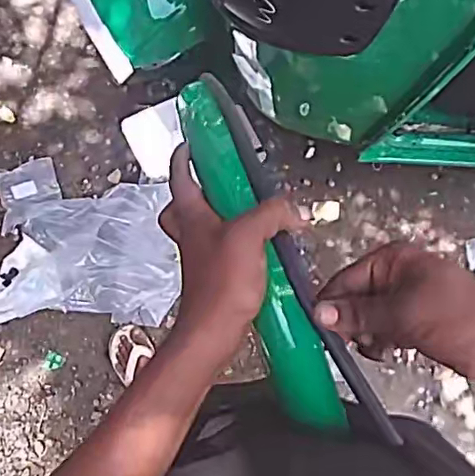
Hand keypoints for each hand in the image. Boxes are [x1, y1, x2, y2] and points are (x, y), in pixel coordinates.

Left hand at [158, 145, 300, 352]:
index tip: (193, 143)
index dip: (184, 156)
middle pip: (186, 203)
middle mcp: (192, 234)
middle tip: (226, 183)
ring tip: (256, 212)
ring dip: (226, 217)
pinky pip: (226, 250)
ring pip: (207, 227)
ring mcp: (202, 256)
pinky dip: (242, 244)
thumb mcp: (249, 235)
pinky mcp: (216, 275)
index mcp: (191, 216)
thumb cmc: (220, 285)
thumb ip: (273, 214)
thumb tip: (294, 212)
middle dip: (202, 190)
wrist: (214, 332)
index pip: (180, 175)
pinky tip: (266, 246)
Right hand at [315, 242, 474, 378]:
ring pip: (365, 320)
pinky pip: (380, 333)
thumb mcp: (400, 313)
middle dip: (350, 322)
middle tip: (353, 339)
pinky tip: (386, 351)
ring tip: (379, 345)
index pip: (345, 279)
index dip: (331, 303)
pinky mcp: (410, 324)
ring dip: (365, 336)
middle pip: (352, 300)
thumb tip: (320, 313)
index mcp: (391, 260)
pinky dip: (379, 343)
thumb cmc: (459, 313)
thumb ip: (357, 314)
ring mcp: (402, 302)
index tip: (318, 326)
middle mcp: (394, 277)